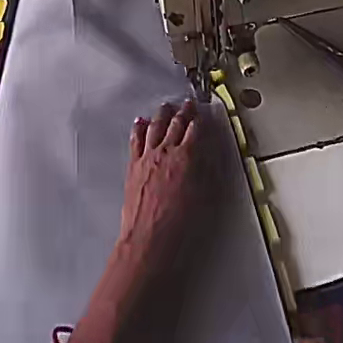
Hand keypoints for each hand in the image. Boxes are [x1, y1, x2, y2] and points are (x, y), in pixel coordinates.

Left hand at [112, 98, 202, 286]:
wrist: (149, 238)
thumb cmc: (179, 222)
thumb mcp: (205, 195)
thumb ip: (207, 169)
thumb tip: (209, 154)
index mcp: (187, 156)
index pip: (195, 129)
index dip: (200, 119)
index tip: (202, 114)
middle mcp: (167, 151)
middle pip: (176, 123)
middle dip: (184, 112)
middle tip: (188, 104)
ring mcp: (148, 156)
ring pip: (155, 126)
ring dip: (162, 114)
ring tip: (166, 107)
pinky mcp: (133, 165)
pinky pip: (136, 140)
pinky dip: (139, 128)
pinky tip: (140, 122)